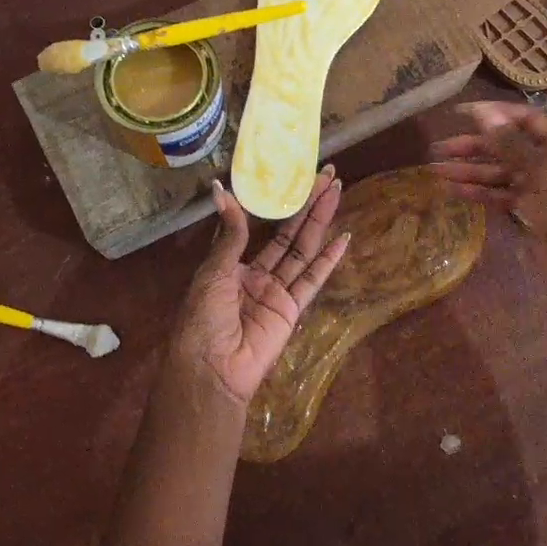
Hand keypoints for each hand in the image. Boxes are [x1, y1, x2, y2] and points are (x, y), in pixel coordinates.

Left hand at [171, 168, 350, 406]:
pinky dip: (328, 260)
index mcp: (231, 263)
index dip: (275, 202)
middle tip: (327, 175)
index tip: (290, 176)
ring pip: (303, 249)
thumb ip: (230, 234)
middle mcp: (256, 273)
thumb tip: (220, 187)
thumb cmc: (203, 319)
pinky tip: (343, 238)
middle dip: (307, 204)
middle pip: (287, 232)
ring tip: (337, 193)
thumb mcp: (213, 272)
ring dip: (320, 222)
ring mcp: (276, 291)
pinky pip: (312, 279)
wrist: (212, 369)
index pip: (258, 224)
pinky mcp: (292, 309)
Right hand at [429, 102, 546, 271]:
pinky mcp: (532, 216)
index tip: (459, 114)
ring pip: (501, 173)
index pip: (526, 120)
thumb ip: (511, 144)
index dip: (494, 114)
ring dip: (471, 171)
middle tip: (439, 148)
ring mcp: (541, 191)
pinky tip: (454, 191)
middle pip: (508, 147)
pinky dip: (479, 193)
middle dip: (474, 146)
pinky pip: (501, 197)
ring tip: (436, 170)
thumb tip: (484, 113)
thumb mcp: (544, 173)